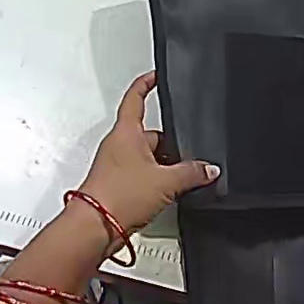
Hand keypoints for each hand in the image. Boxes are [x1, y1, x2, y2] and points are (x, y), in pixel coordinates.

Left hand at [78, 72, 219, 232]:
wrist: (95, 227)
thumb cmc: (117, 196)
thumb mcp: (166, 181)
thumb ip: (191, 172)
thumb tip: (208, 169)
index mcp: (125, 132)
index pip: (135, 98)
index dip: (146, 84)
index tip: (154, 76)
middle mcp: (118, 146)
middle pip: (150, 136)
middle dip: (170, 146)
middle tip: (188, 158)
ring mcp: (116, 166)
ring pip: (147, 158)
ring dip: (163, 168)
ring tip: (177, 183)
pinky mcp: (117, 186)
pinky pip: (141, 177)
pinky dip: (155, 183)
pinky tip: (166, 196)